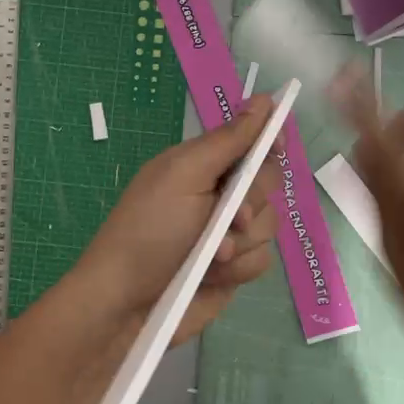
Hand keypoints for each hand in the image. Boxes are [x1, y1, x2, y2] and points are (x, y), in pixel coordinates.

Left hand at [67, 94, 282, 345]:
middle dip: (252, 201)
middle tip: (228, 216)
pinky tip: (213, 275)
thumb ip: (227, 141)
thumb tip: (263, 99)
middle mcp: (218, 194)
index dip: (267, 141)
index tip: (276, 147)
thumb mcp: (185, 175)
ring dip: (242, 241)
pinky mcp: (235, 268)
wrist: (127, 304)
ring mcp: (227, 233)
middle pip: (268, 182)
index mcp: (201, 164)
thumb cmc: (149, 230)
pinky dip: (240, 268)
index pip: (249, 141)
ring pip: (270, 223)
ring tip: (211, 255)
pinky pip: (263, 259)